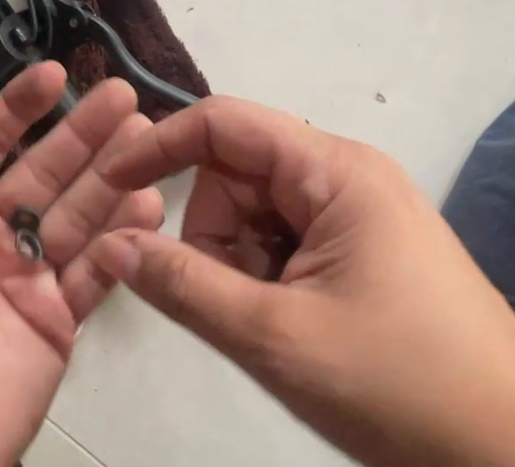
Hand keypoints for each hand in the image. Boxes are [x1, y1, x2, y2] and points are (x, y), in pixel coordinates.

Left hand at [0, 63, 163, 465]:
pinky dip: (122, 239)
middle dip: (81, 133)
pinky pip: (95, 270)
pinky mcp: (59, 316)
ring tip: (148, 139)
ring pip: (76, 212)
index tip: (52, 73)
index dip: (17, 108)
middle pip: (43, 170)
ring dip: (110, 174)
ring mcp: (28, 273)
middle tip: (121, 96)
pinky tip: (149, 206)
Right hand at [82, 97, 514, 466]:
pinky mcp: (365, 253)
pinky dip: (268, 279)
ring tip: (275, 326)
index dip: (158, 145)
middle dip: (216, 233)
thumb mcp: (276, 338)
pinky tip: (295, 329)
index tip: (110, 186)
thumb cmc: (404, 391)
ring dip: (241, 263)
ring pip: (256, 213)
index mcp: (334, 170)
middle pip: (236, 174)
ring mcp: (359, 215)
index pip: (222, 123)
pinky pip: (286, 242)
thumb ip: (183, 284)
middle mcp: (346, 175)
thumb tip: (110, 240)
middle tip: (238, 303)